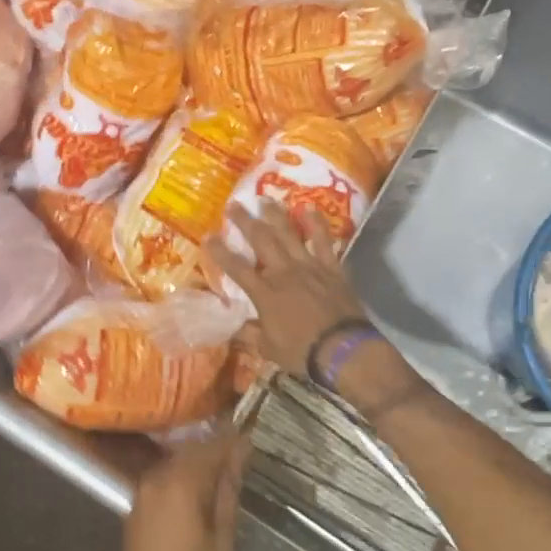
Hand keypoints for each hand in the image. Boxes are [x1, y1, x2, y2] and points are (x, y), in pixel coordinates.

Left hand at [106, 434, 250, 550]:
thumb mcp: (221, 538)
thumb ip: (228, 492)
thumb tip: (239, 457)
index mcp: (181, 483)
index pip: (212, 446)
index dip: (234, 437)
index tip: (253, 432)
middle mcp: (158, 477)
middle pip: (192, 449)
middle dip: (218, 445)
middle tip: (244, 448)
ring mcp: (143, 489)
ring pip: (178, 460)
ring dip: (201, 459)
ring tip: (227, 465)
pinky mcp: (137, 502)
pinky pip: (166, 476)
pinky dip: (185, 473)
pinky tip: (202, 485)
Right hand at [207, 200, 368, 371]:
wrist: (342, 349)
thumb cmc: (302, 351)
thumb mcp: (268, 348)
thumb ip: (250, 334)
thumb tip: (234, 327)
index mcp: (264, 293)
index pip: (236, 268)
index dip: (220, 251)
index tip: (208, 236)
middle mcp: (283, 272)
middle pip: (261, 240)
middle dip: (245, 221)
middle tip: (234, 205)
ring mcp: (309, 266)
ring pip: (289, 233)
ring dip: (276, 214)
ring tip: (265, 198)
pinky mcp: (331, 267)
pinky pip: (323, 240)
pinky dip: (316, 224)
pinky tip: (309, 208)